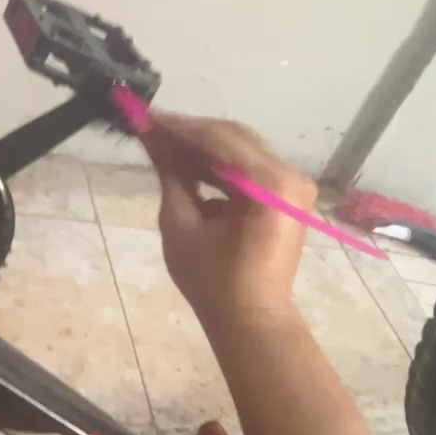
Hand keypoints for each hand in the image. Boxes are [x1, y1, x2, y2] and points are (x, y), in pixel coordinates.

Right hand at [138, 113, 316, 327]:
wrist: (250, 317)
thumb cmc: (211, 280)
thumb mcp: (181, 224)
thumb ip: (171, 174)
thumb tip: (151, 137)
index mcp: (269, 186)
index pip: (218, 139)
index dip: (177, 127)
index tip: (143, 117)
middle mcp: (289, 176)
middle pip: (233, 136)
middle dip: (189, 131)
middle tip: (149, 127)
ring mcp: (291, 184)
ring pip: (240, 147)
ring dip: (201, 144)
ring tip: (161, 142)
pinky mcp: (285, 193)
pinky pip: (247, 165)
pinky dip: (217, 161)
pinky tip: (186, 161)